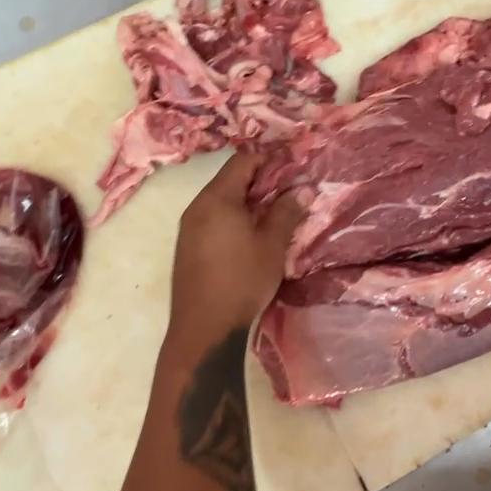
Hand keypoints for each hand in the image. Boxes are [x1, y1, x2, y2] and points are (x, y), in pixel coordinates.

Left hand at [171, 153, 303, 339]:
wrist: (204, 329)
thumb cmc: (242, 281)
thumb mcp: (272, 245)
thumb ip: (286, 212)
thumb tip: (302, 190)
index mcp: (217, 199)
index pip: (243, 161)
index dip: (270, 161)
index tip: (293, 171)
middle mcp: (197, 206)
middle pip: (230, 179)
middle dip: (261, 183)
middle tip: (289, 195)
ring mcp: (188, 228)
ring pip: (221, 200)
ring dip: (247, 202)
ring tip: (274, 217)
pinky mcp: (187, 247)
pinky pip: (212, 219)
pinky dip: (233, 218)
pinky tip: (251, 237)